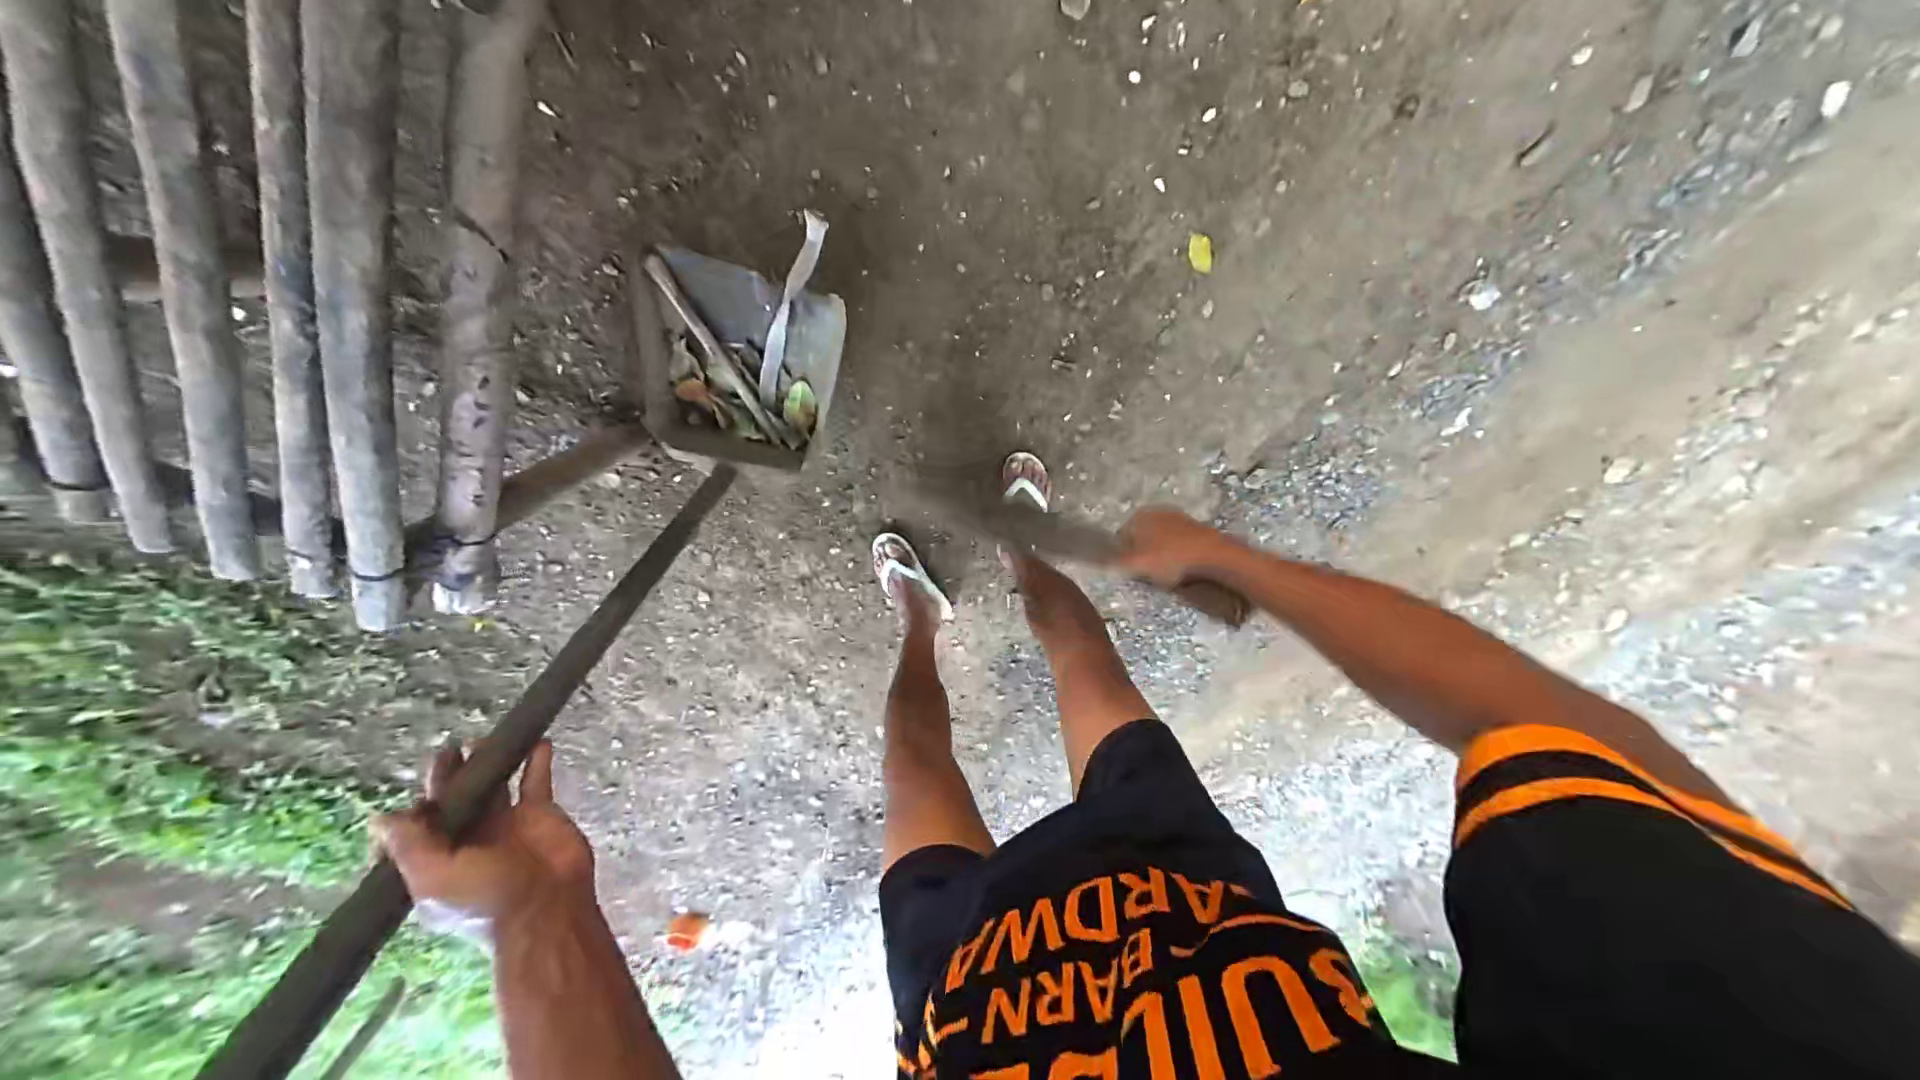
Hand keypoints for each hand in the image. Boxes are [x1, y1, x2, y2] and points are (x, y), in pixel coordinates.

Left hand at [371, 739, 594, 934]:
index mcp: (437, 861)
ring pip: (494, 786)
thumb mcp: (436, 879)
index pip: (416, 831)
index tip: (415, 796)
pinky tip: (537, 741)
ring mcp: (507, 823)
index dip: (412, 812)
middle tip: (447, 751)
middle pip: (455, 801)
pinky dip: (537, 760)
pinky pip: (536, 780)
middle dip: (448, 777)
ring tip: (483, 739)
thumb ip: (409, 847)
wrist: (548, 906)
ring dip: (489, 763)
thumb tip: (380, 818)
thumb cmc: (486, 898)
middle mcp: (469, 840)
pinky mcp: (540, 813)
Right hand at [1115, 506, 1238, 588]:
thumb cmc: (1169, 560)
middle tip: (1148, 575)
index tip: (1130, 572)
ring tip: (1167, 575)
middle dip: (1142, 555)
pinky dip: (1178, 556)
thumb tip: (1096, 560)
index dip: (1121, 557)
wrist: (1215, 557)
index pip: (1120, 537)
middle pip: (1141, 538)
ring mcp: (1180, 518)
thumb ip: (1112, 563)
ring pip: (1160, 541)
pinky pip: (1179, 545)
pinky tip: (1184, 569)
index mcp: (1139, 515)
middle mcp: (1158, 512)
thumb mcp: (1134, 565)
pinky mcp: (1198, 529)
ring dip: (1161, 556)